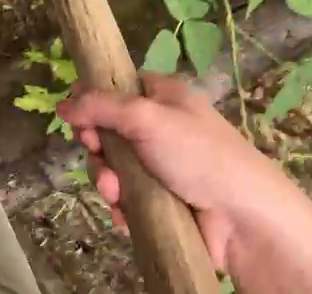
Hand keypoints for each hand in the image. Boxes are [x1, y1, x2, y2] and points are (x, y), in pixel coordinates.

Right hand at [57, 74, 310, 271]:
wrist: (250, 224)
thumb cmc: (200, 155)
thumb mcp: (144, 116)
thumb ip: (97, 105)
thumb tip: (61, 105)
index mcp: (163, 97)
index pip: (114, 87)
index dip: (91, 100)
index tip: (79, 117)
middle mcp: (161, 128)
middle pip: (107, 129)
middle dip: (96, 148)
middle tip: (97, 155)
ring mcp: (163, 167)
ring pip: (113, 165)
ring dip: (106, 179)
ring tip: (115, 194)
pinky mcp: (164, 200)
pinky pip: (127, 196)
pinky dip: (121, 204)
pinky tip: (123, 213)